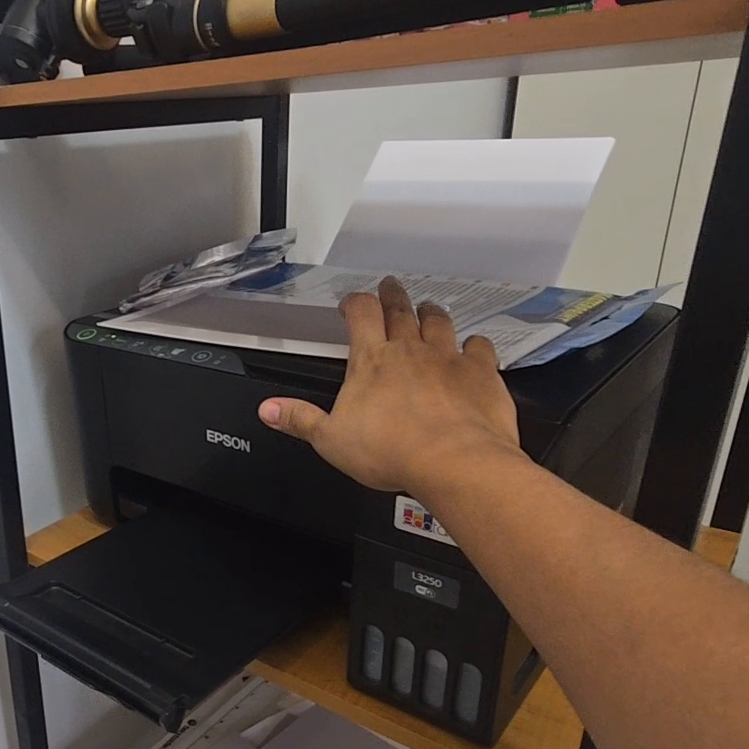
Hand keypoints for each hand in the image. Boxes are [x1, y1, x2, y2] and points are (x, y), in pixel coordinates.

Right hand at [258, 276, 522, 496]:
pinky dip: (475, 344)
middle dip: (393, 296)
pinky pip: (480, 348)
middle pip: (401, 310)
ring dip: (432, 313)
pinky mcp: (480, 374)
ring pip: (440, 322)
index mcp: (371, 361)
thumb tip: (268, 410)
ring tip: (429, 307)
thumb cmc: (390, 451)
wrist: (452, 461)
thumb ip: (299, 419)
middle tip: (390, 287)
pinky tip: (475, 345)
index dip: (355, 303)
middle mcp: (410, 350)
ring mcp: (448, 358)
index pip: (361, 314)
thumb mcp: (330, 440)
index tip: (351, 303)